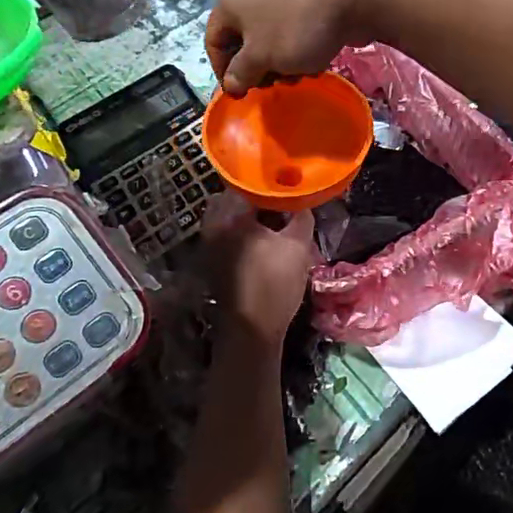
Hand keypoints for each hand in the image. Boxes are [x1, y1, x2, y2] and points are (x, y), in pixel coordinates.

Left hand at [202, 194, 316, 346]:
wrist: (251, 329)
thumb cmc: (275, 283)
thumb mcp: (299, 246)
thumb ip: (302, 217)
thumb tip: (302, 203)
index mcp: (231, 214)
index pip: (252, 183)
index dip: (274, 183)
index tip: (291, 184)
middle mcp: (214, 223)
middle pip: (238, 198)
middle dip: (261, 198)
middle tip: (284, 203)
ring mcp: (209, 243)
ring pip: (231, 216)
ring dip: (252, 216)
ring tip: (278, 222)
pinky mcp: (212, 260)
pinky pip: (228, 233)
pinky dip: (244, 231)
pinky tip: (265, 241)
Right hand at [205, 0, 381, 93]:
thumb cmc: (296, 26)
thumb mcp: (262, 57)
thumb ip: (241, 73)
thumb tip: (231, 84)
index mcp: (229, 0)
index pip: (213, 41)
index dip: (223, 72)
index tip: (241, 94)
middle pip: (245, 39)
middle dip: (259, 68)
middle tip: (276, 84)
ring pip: (273, 36)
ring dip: (283, 61)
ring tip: (302, 73)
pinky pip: (297, 26)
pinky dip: (302, 45)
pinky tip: (320, 57)